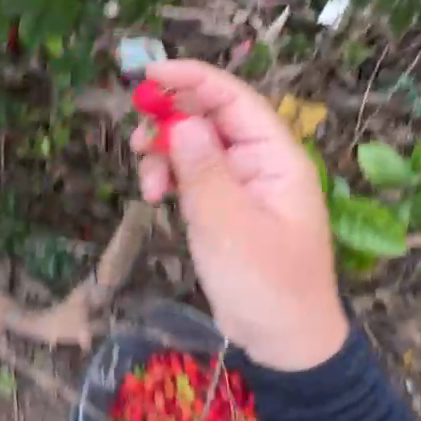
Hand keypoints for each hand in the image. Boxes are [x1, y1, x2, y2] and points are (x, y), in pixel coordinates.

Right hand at [131, 60, 348, 371]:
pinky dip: (167, 175)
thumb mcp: (230, 228)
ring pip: (193, 142)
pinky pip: (189, 170)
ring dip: (164, 152)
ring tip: (148, 182)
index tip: (148, 75)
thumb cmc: (267, 286)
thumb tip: (183, 122)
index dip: (192, 78)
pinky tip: (154, 196)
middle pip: (208, 116)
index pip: (233, 99)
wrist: (282, 344)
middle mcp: (259, 160)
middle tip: (138, 139)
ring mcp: (240, 181)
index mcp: (276, 158)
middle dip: (170, 120)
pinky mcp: (222, 201)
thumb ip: (205, 172)